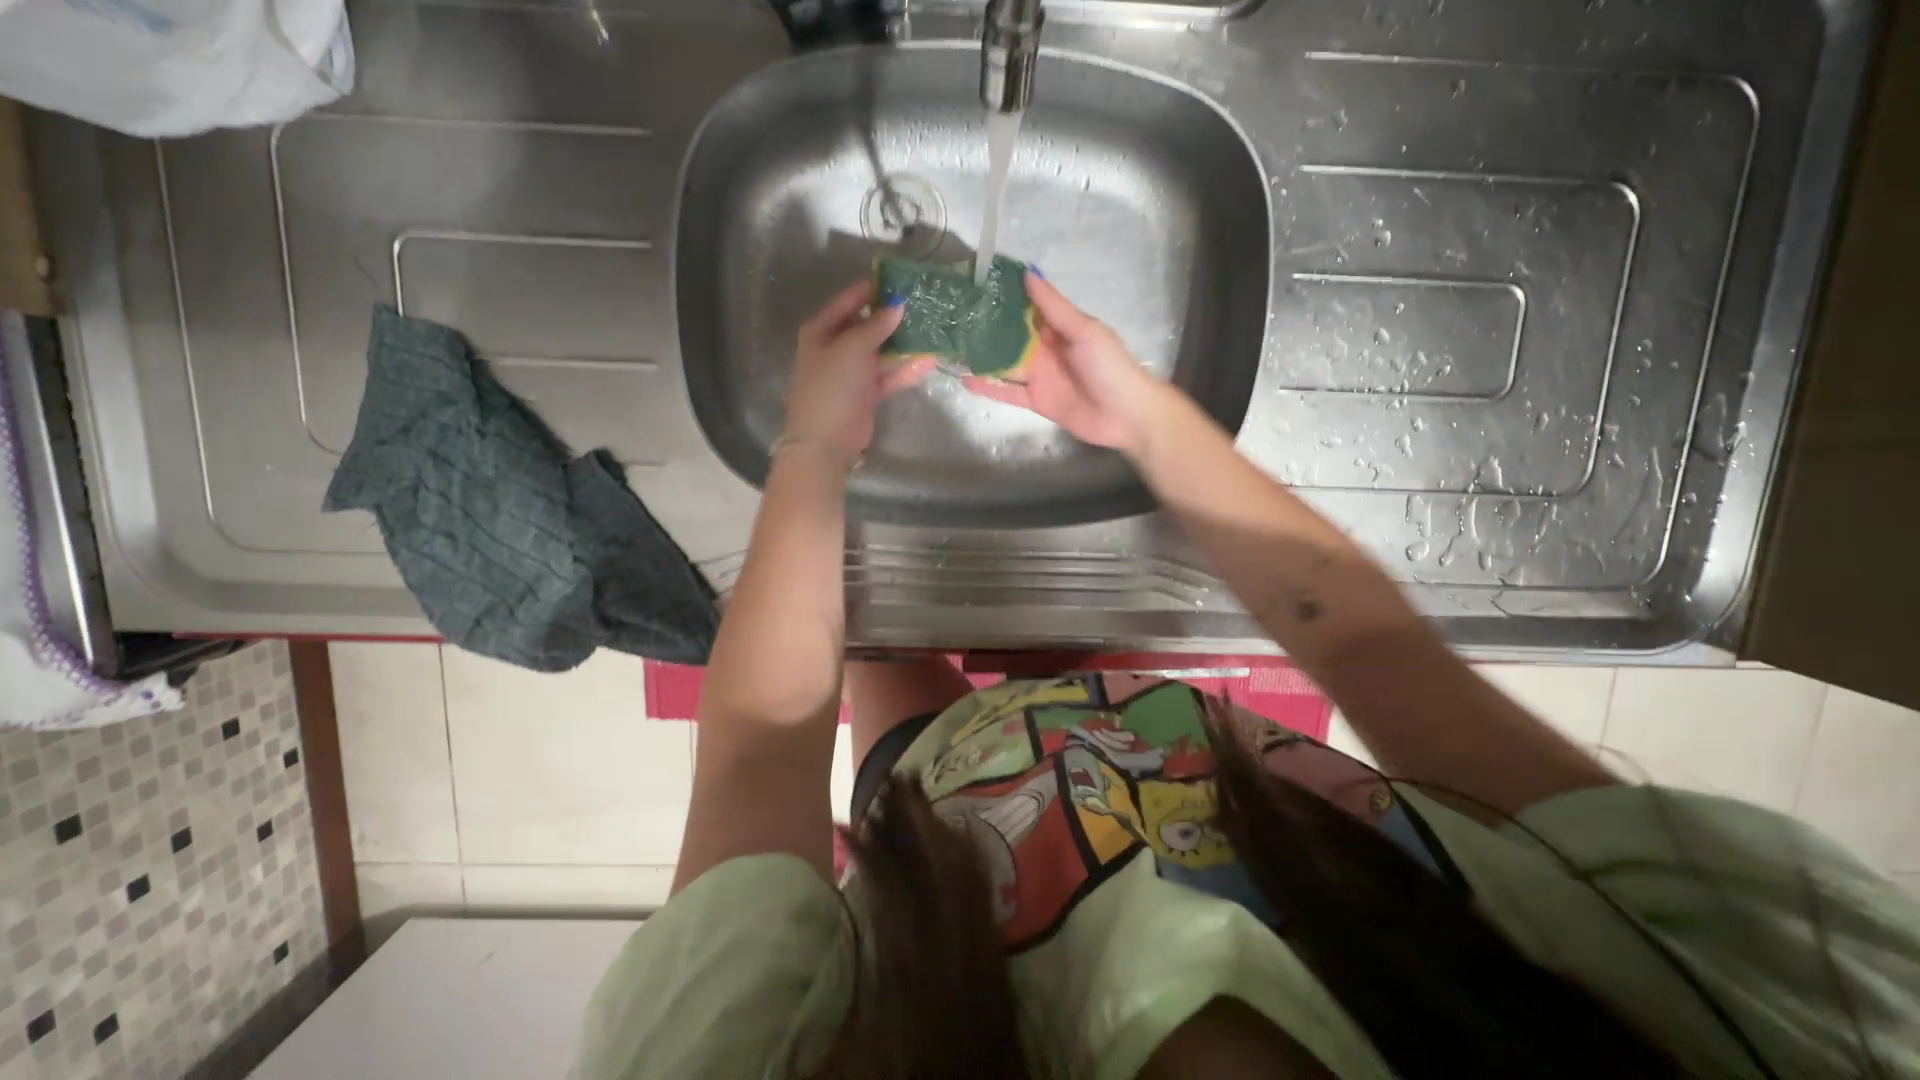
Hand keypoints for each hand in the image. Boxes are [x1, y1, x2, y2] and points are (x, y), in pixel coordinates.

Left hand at [785, 280, 935, 463]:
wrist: (825, 441)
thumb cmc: (832, 387)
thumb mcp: (852, 348)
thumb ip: (876, 325)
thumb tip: (897, 305)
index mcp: (821, 331)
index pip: (848, 301)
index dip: (871, 289)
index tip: (899, 280)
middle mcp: (835, 348)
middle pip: (866, 325)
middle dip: (892, 317)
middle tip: (922, 304)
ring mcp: (851, 372)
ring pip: (880, 351)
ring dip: (902, 343)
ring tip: (930, 329)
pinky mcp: (866, 393)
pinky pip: (887, 375)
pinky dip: (904, 369)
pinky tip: (927, 361)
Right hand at [963, 270, 1167, 454]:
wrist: (1127, 415)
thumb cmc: (1110, 367)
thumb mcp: (1084, 330)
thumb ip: (1054, 307)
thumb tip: (1028, 273)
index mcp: (1060, 327)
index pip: (1028, 307)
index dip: (1005, 296)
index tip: (977, 284)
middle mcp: (1047, 349)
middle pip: (1012, 335)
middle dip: (987, 326)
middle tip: (954, 314)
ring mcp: (1040, 376)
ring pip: (1005, 363)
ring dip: (982, 356)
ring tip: (951, 346)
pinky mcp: (1036, 401)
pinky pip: (1008, 392)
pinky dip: (988, 386)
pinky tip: (964, 379)